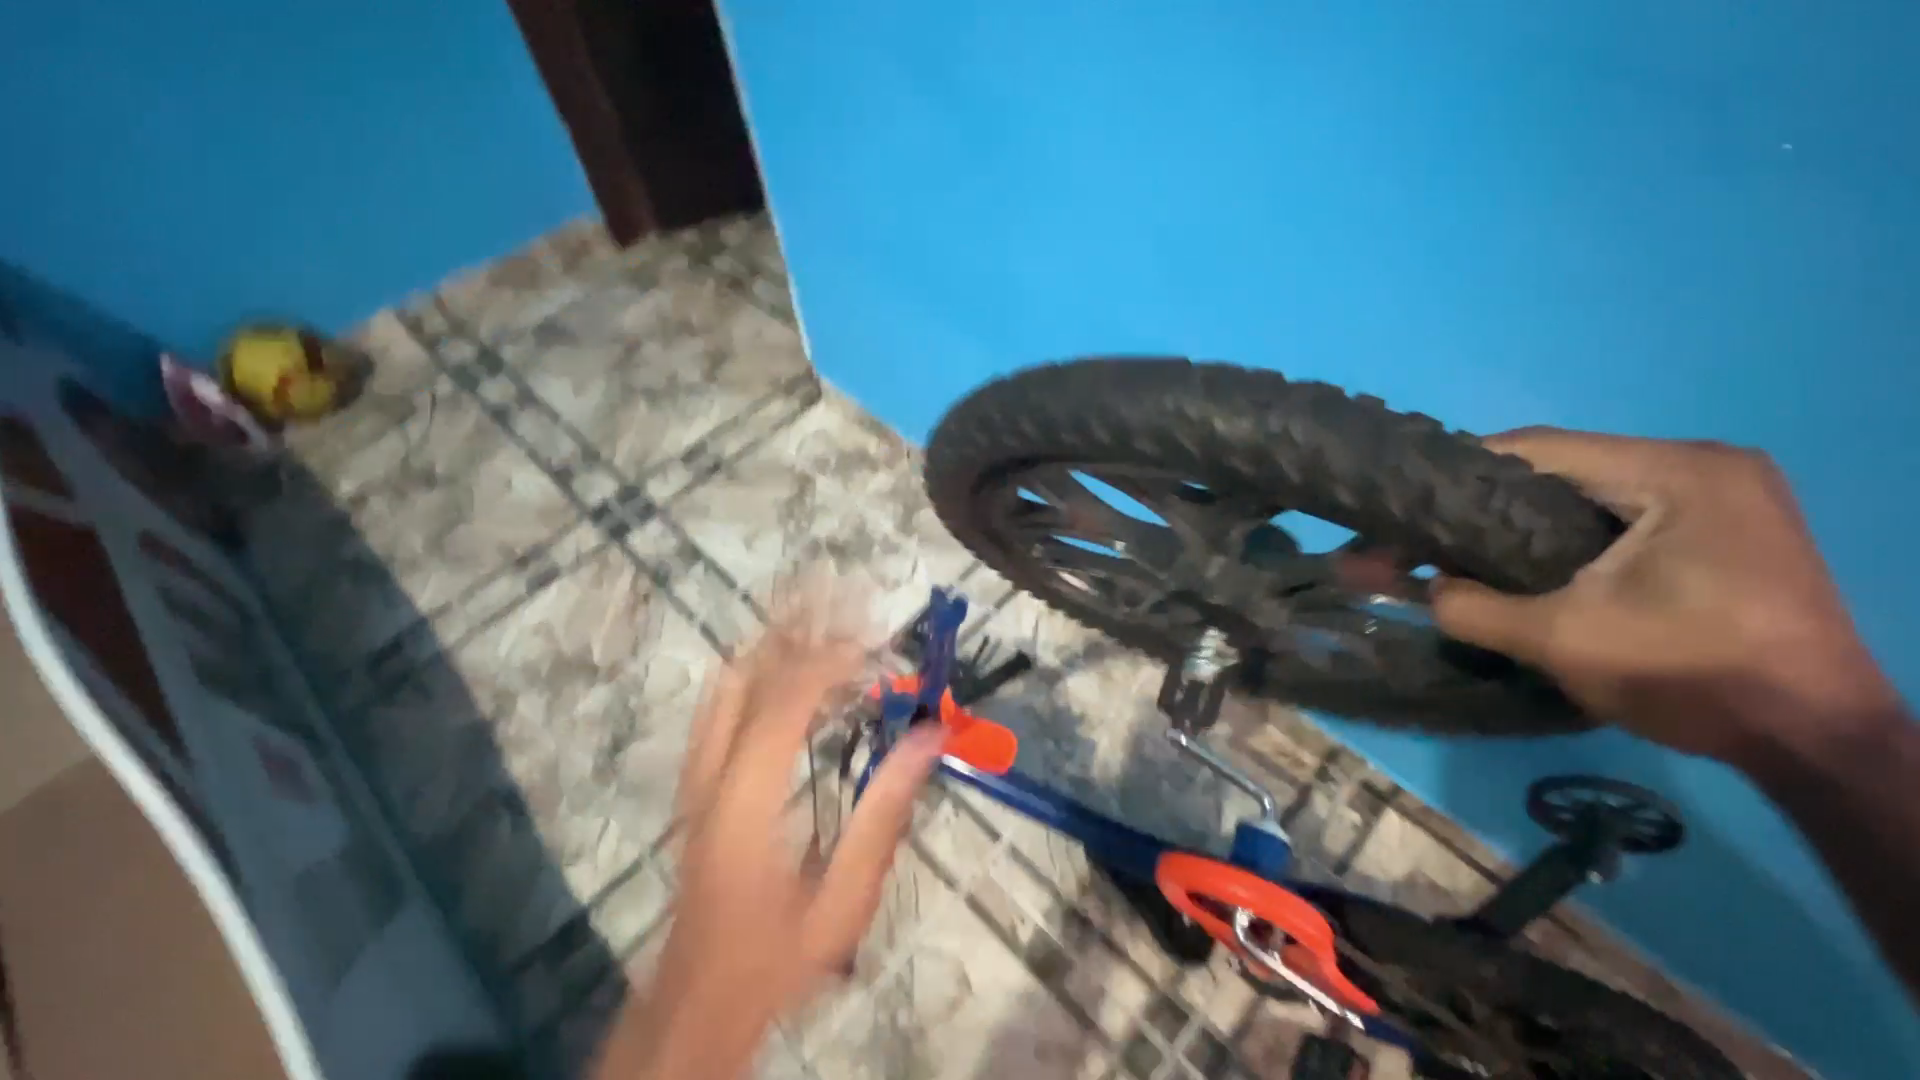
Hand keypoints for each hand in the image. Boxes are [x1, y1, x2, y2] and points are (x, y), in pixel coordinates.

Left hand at [593, 589, 947, 1079]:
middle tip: (850, 595)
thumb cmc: (779, 956)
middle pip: (749, 673)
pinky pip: (719, 704)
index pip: (787, 700)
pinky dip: (757, 669)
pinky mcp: (694, 782)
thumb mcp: (844, 897)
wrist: (698, 997)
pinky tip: (785, 663)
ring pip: (727, 682)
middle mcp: (711, 772)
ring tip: (825, 614)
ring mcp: (694, 774)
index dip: (832, 657)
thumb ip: (884, 812)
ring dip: (777, 641)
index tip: (877, 640)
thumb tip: (928, 736)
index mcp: (746, 800)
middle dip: (800, 626)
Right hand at [1430, 428, 1898, 767]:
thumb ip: (1474, 608)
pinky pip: (1632, 512)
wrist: (1817, 740)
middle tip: (1444, 540)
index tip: (1413, 509)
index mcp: (1674, 471)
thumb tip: (1424, 589)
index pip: (1539, 449)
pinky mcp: (1737, 526)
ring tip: (1484, 555)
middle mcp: (1707, 463)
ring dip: (1535, 519)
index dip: (1463, 474)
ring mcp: (1730, 494)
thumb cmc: (1690, 675)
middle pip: (1569, 467)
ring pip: (1598, 490)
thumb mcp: (1560, 641)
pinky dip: (1579, 533)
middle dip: (1496, 502)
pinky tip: (1547, 565)